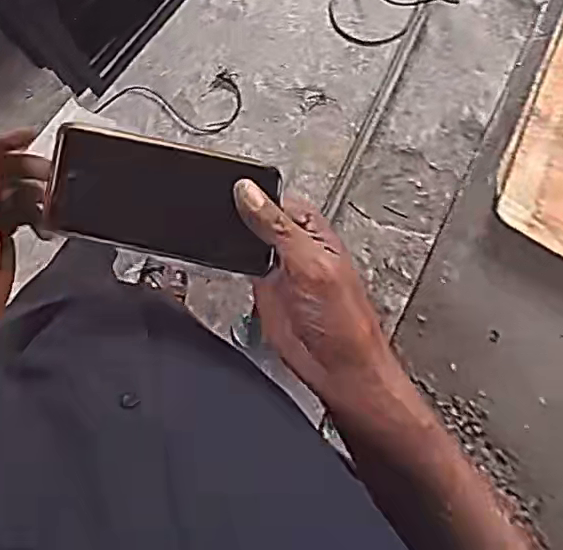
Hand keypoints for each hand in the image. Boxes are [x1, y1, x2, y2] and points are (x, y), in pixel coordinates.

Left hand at [0, 128, 49, 349]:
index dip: (5, 142)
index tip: (30, 137)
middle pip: (1, 168)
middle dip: (27, 169)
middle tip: (50, 174)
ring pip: (14, 188)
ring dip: (35, 193)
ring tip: (50, 203)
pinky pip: (21, 210)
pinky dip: (36, 213)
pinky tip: (43, 224)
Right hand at [234, 180, 403, 410]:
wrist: (340, 374)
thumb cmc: (347, 323)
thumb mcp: (310, 263)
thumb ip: (276, 226)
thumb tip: (247, 192)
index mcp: (312, 228)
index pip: (273, 196)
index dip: (251, 191)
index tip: (228, 188)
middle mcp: (294, 243)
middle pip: (256, 214)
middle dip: (237, 212)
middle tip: (216, 210)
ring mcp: (276, 265)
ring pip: (244, 237)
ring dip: (231, 236)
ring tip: (217, 232)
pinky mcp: (262, 286)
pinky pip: (239, 263)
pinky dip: (229, 259)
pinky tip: (223, 257)